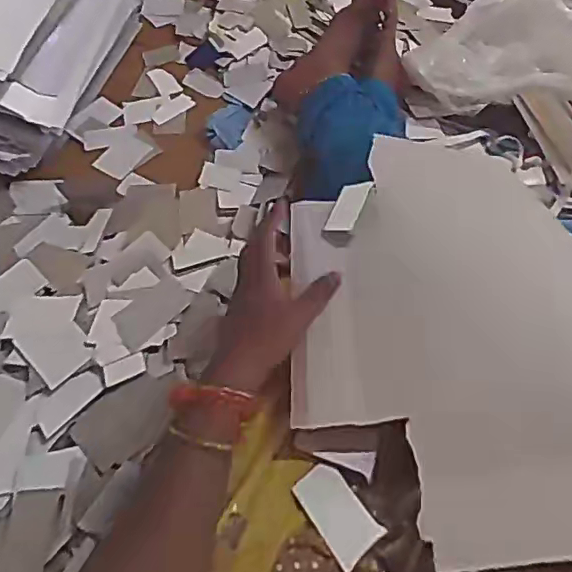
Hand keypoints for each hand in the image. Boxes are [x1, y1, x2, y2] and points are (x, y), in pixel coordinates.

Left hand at [202, 200, 339, 393]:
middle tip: (287, 232)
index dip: (273, 219)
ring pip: (252, 265)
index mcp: (260, 275)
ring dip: (267, 255)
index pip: (264, 238)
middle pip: (254, 248)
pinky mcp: (240, 309)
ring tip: (288, 260)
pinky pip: (252, 281)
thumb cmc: (266, 338)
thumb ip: (318, 294)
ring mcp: (241, 295)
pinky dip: (265, 274)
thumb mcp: (300, 316)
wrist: (237, 367)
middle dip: (269, 235)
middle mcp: (247, 280)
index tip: (281, 204)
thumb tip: (334, 275)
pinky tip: (278, 288)